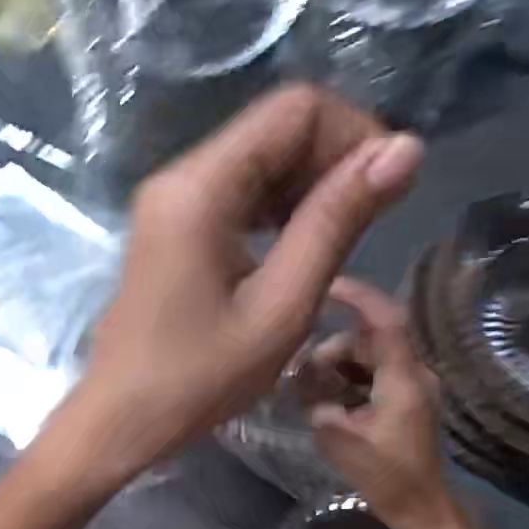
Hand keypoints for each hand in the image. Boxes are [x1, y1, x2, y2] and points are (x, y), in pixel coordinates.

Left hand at [51, 85, 423, 485]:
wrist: (123, 419)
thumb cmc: (201, 378)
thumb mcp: (281, 306)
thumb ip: (337, 222)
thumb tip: (405, 149)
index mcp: (201, 187)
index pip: (295, 109)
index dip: (355, 133)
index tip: (389, 187)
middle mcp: (180, 177)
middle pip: (275, 129)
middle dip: (335, 159)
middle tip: (373, 219)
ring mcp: (171, 202)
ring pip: (258, 160)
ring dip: (309, 185)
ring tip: (343, 237)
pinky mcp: (172, 228)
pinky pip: (236, 194)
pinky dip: (278, 208)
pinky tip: (301, 246)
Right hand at [309, 279, 457, 528]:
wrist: (418, 506)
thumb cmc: (385, 475)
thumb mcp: (341, 441)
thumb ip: (319, 405)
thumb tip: (305, 385)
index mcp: (404, 379)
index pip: (386, 321)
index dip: (358, 297)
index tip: (327, 286)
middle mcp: (413, 373)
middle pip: (370, 340)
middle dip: (333, 349)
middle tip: (302, 374)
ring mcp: (412, 386)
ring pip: (369, 356)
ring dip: (338, 366)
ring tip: (311, 390)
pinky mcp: (405, 399)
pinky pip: (373, 374)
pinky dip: (349, 379)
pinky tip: (328, 399)